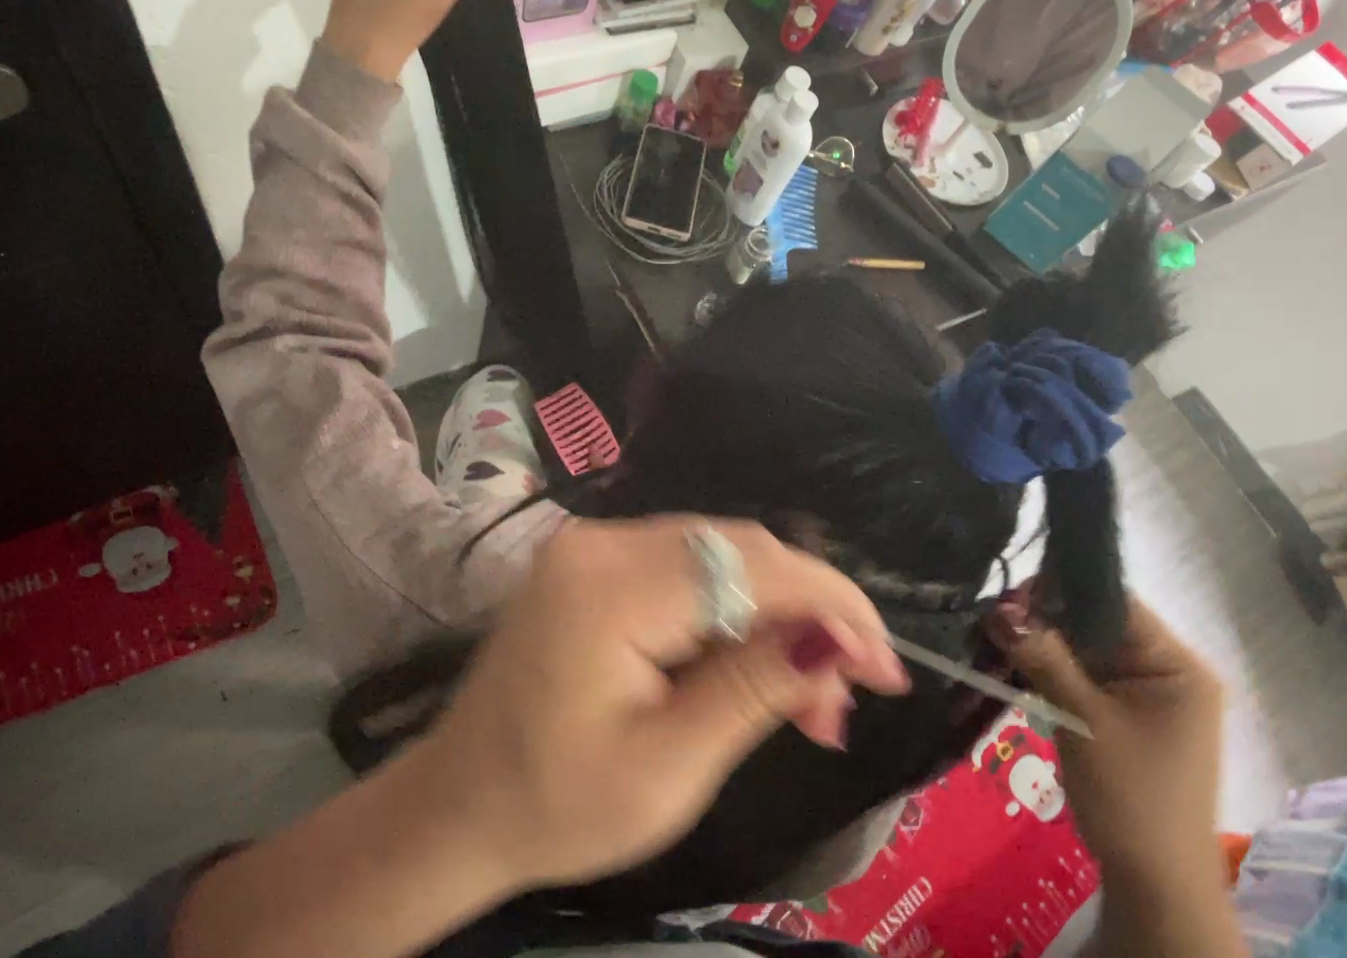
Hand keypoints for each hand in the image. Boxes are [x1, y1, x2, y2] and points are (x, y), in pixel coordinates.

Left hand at [407, 516, 912, 890]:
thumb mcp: (670, 765)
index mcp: (609, 589)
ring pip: (720, 558)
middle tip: (846, 700)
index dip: (832, 606)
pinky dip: (733, 614)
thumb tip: (838, 642)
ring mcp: (592, 547)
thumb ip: (755, 689)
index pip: (752, 566)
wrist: (460, 803)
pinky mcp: (592, 565)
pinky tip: (755, 668)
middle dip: (808, 616)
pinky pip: (686, 569)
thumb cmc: (557, 804)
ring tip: (810, 701)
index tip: (885, 669)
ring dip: (775, 618)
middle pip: (739, 552)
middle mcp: (599, 542)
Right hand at [987, 595, 1224, 888]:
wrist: (1155, 880)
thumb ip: (1044, 658)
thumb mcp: (1082, 719)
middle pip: (1097, 625)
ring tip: (991, 645)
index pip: (1114, 602)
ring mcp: (1150, 695)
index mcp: (1176, 665)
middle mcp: (1169, 671)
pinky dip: (1051, 674)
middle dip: (1043, 622)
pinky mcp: (1129, 717)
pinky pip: (1086, 678)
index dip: (1059, 592)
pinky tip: (1012, 671)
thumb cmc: (1129, 795)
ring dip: (1042, 649)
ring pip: (1086, 652)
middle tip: (988, 625)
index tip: (1006, 601)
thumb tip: (1001, 608)